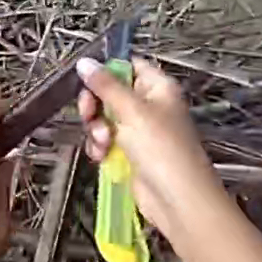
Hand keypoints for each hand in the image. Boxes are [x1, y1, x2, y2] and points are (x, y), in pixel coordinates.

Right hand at [76, 57, 228, 238]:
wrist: (177, 200)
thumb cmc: (161, 149)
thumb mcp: (132, 111)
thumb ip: (105, 85)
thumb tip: (83, 61)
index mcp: (157, 87)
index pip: (129, 65)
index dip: (107, 70)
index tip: (88, 79)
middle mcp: (148, 105)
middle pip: (110, 92)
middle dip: (95, 104)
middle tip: (89, 114)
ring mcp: (139, 130)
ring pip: (103, 117)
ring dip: (96, 128)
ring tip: (104, 142)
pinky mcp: (129, 152)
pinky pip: (105, 139)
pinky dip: (100, 146)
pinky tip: (101, 155)